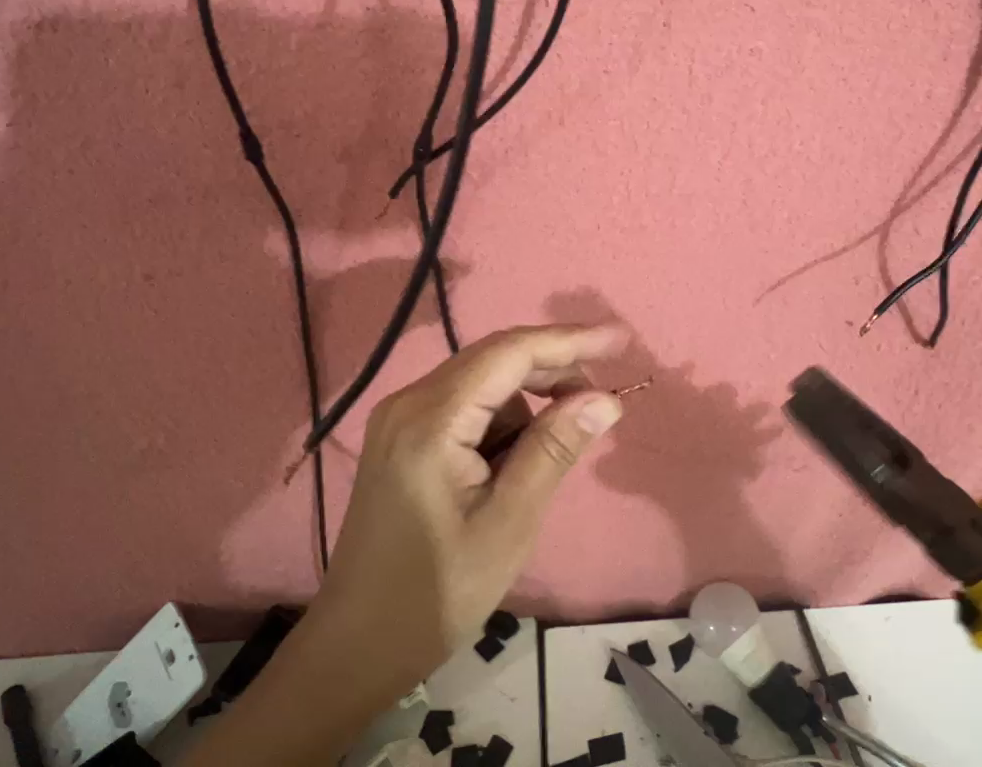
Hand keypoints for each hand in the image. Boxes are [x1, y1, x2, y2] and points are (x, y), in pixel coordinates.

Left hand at [308, 323, 628, 690]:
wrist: (360, 642)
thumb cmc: (439, 589)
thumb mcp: (510, 520)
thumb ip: (554, 449)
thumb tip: (604, 397)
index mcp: (431, 419)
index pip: (509, 353)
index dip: (569, 340)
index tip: (621, 339)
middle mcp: (409, 403)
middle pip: (493, 359)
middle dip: (553, 370)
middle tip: (603, 400)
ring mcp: (400, 420)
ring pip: (481, 384)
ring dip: (527, 402)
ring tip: (556, 449)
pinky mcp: (402, 439)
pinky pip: (464, 409)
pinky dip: (501, 422)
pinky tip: (517, 461)